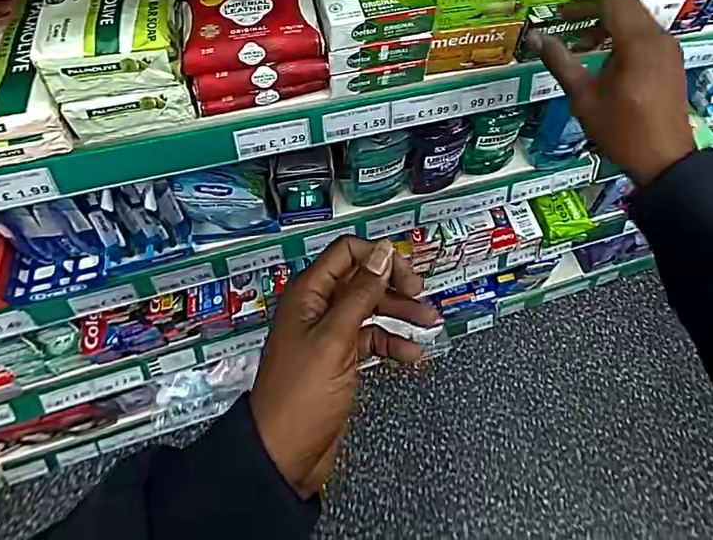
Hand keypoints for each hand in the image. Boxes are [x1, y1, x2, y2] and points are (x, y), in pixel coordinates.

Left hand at [249, 236, 440, 497]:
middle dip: (395, 285)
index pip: (347, 252)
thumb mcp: (334, 339)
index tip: (405, 272)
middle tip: (421, 296)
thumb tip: (383, 252)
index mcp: (309, 293)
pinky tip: (412, 354)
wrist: (283, 460)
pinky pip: (373, 337)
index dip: (378, 256)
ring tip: (430, 322)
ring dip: (402, 313)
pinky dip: (393, 342)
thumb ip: (361, 293)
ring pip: (373, 308)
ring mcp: (331, 332)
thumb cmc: (298, 397)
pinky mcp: (341, 358)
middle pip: (364, 279)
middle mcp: (319, 307)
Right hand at [534, 0, 694, 186]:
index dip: (582, 5)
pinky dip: (625, 36)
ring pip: (637, 17)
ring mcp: (669, 49)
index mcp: (638, 43)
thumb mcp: (584, 96)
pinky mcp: (672, 61)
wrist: (665, 162)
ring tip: (585, 46)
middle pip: (626, 4)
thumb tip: (536, 38)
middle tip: (572, 25)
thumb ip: (560, 62)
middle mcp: (659, 38)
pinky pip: (647, 34)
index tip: (562, 16)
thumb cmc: (622, 130)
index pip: (610, 3)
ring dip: (611, 24)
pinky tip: (607, 60)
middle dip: (596, 10)